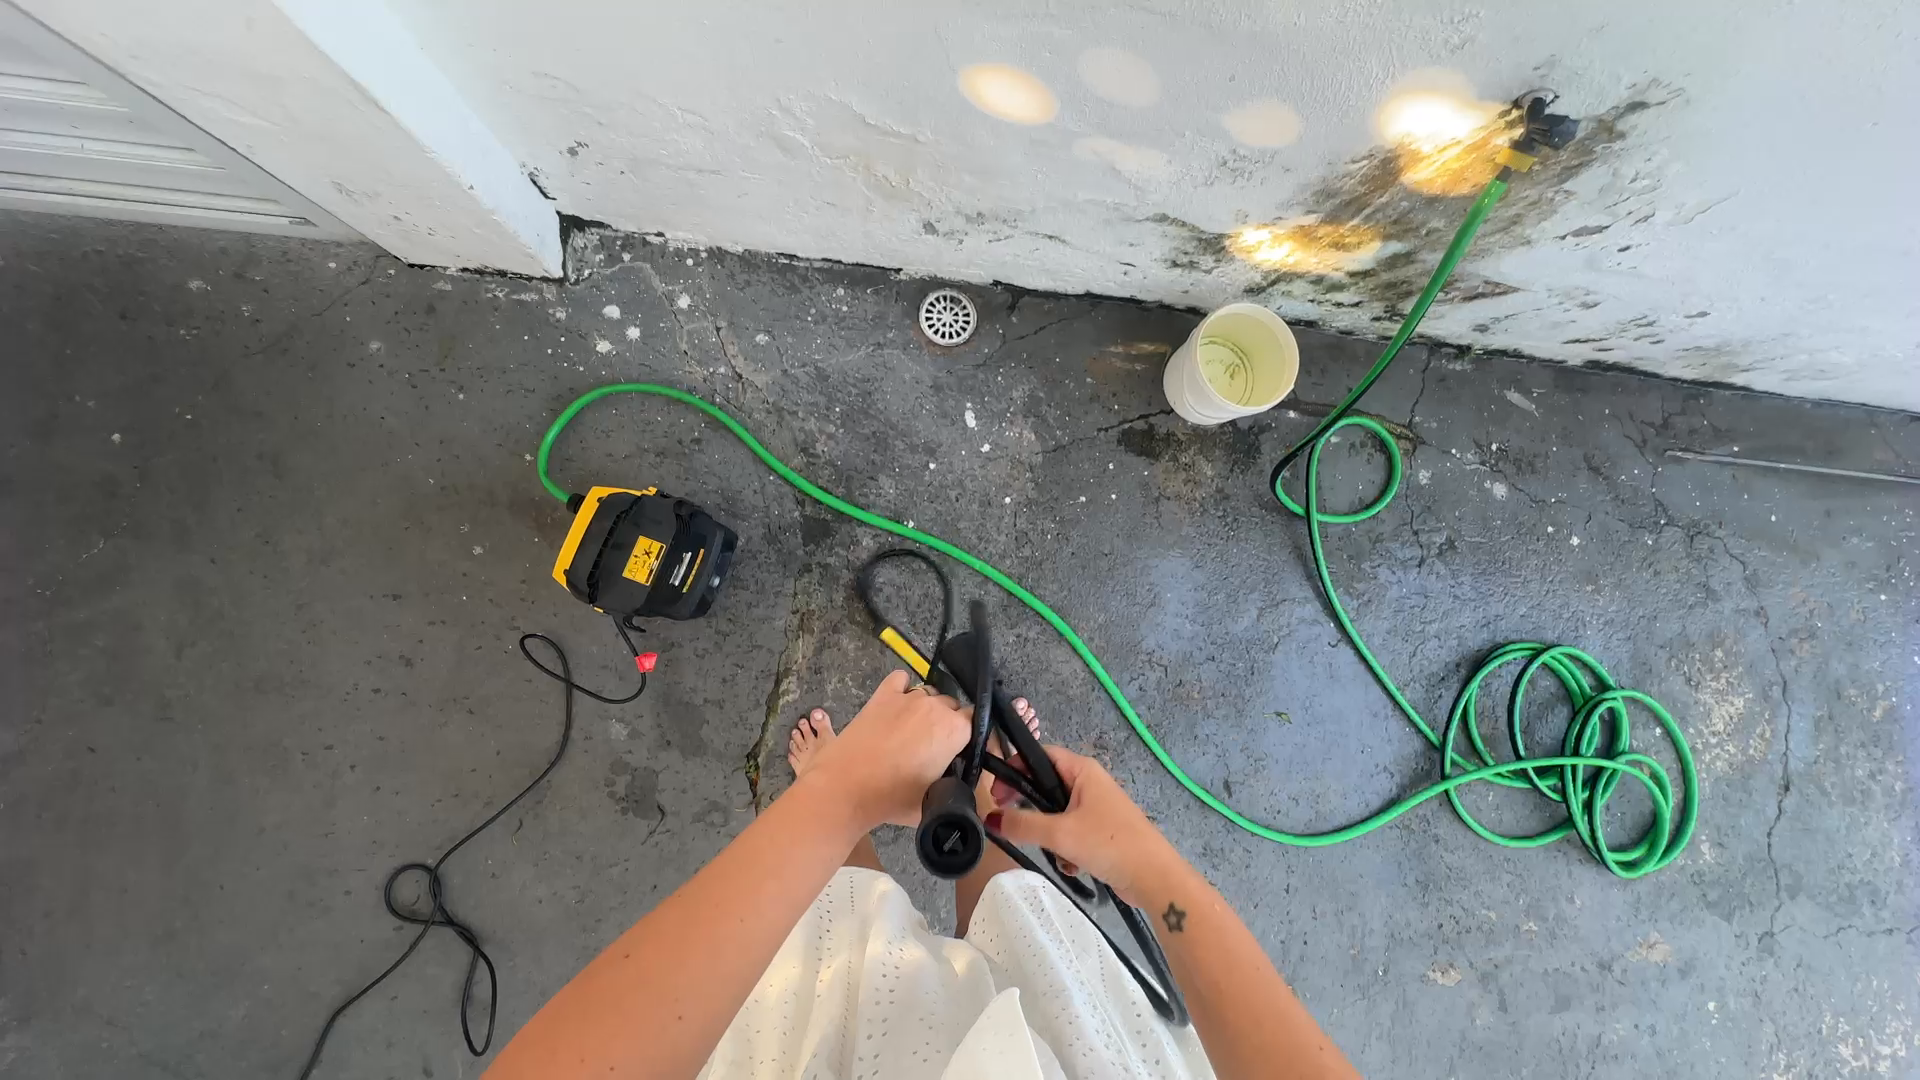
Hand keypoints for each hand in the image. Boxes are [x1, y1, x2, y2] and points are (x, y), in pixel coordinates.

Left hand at [797, 670, 972, 829]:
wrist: (847, 788)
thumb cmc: (891, 798)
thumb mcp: (936, 800)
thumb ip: (954, 785)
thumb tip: (957, 781)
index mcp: (954, 731)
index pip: (975, 720)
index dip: (969, 734)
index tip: (961, 748)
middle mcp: (935, 707)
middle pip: (952, 706)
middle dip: (948, 722)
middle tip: (934, 746)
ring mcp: (908, 698)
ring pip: (929, 693)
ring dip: (926, 708)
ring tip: (912, 731)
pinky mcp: (883, 695)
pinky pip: (900, 679)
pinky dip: (902, 688)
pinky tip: (898, 705)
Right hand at [986, 745, 1182, 905]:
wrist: (1155, 878)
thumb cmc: (1109, 843)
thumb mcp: (1060, 833)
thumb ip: (1022, 824)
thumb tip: (990, 819)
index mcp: (1082, 770)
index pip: (1040, 755)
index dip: (1015, 768)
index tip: (995, 792)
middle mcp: (1089, 783)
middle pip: (1046, 784)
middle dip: (1027, 804)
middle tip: (1006, 819)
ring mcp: (1096, 808)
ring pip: (1056, 813)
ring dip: (1048, 833)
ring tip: (1049, 851)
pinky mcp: (1101, 832)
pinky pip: (1070, 832)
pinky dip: (1065, 848)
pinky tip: (1071, 866)